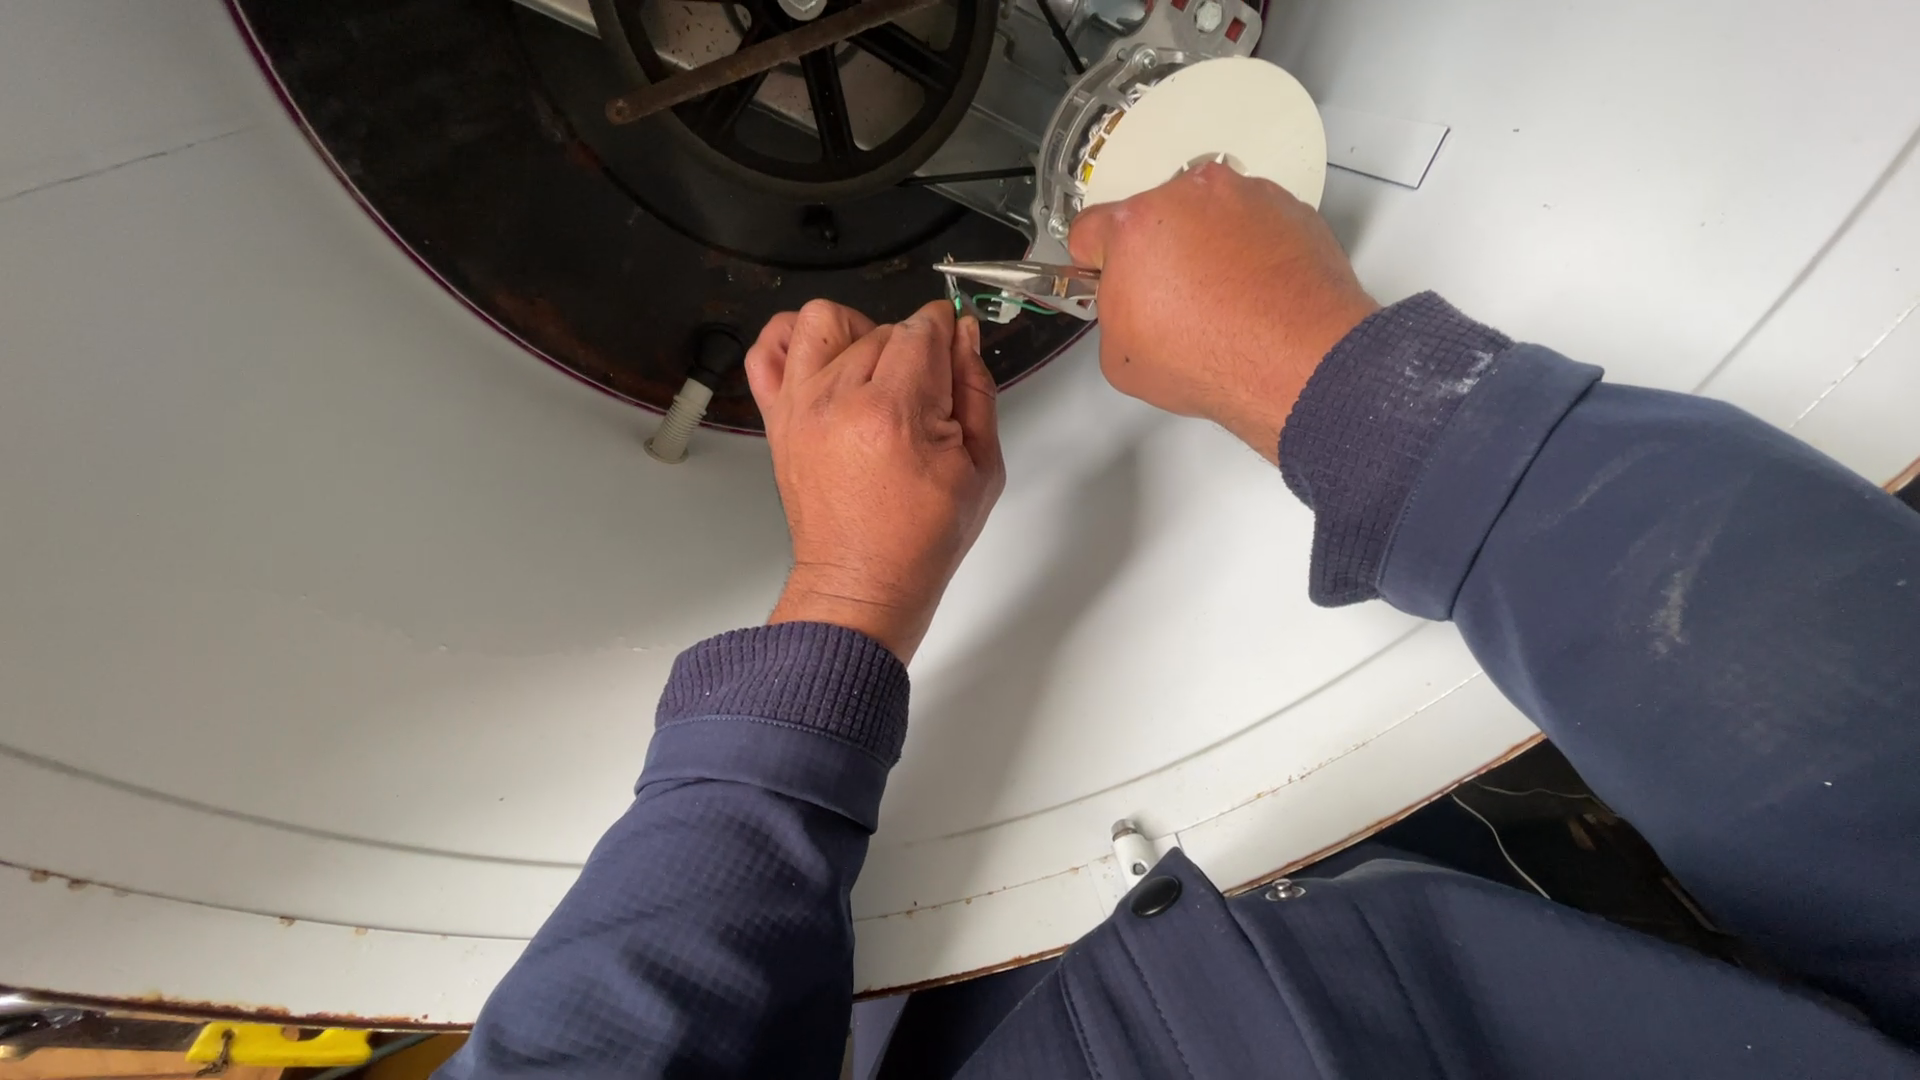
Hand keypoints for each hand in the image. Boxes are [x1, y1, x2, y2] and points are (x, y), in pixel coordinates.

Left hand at [746, 299, 1003, 663]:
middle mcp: (839, 401)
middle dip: (914, 351)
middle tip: (926, 398)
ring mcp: (800, 407)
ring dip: (859, 334)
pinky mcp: (778, 419)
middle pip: (883, 328)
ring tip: (876, 375)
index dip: (947, 331)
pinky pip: (768, 350)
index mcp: (896, 414)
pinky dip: (793, 342)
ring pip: (826, 321)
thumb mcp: (982, 469)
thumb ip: (978, 392)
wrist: (861, 582)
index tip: (954, 347)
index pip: (922, 330)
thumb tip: (965, 338)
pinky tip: (824, 365)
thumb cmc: (920, 541)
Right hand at [1069, 163, 1379, 462]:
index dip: (1093, 263)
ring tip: (1215, 301)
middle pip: (1149, 218)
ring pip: (1202, 215)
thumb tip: (1124, 311)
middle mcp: (1189, 195)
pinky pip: (1249, 222)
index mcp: (1136, 225)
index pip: (1089, 230)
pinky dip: (1244, 249)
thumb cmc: (1214, 358)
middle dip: (1151, 255)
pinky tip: (1247, 292)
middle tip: (1165, 302)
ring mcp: (1243, 196)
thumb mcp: (1120, 359)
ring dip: (1200, 247)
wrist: (1295, 361)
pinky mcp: (1286, 207)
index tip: (1104, 279)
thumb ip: (1110, 317)